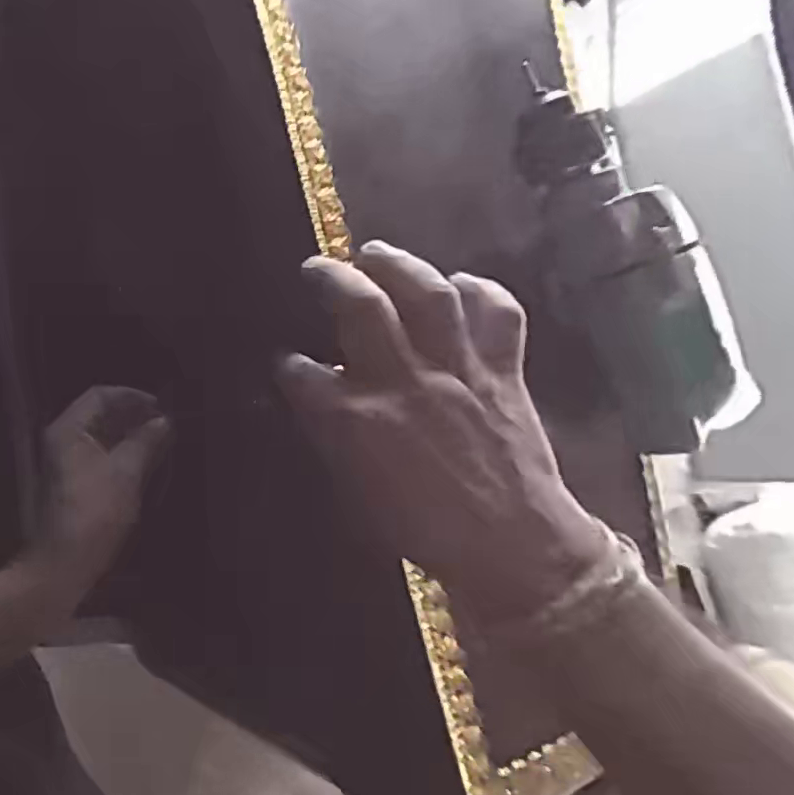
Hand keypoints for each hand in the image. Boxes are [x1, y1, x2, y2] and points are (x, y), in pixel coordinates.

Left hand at [27, 385, 171, 595]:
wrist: (62, 563)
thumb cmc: (93, 515)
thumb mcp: (125, 475)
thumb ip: (144, 443)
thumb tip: (162, 422)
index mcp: (66, 431)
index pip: (99, 396)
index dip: (131, 396)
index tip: (159, 406)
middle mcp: (60, 441)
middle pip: (97, 414)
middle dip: (131, 415)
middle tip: (163, 422)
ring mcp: (62, 462)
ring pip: (98, 436)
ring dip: (126, 435)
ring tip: (159, 440)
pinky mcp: (70, 482)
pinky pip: (96, 455)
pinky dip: (118, 453)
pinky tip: (143, 461)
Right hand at [275, 241, 609, 624]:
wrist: (509, 543)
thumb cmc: (416, 525)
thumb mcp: (352, 485)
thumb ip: (331, 434)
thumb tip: (316, 400)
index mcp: (353, 419)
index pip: (302, 373)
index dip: (287, 364)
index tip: (284, 362)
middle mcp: (401, 382)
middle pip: (361, 307)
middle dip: (333, 279)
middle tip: (318, 267)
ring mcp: (456, 371)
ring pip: (429, 293)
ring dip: (399, 264)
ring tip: (377, 252)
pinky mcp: (502, 372)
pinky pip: (496, 313)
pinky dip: (479, 290)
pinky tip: (459, 284)